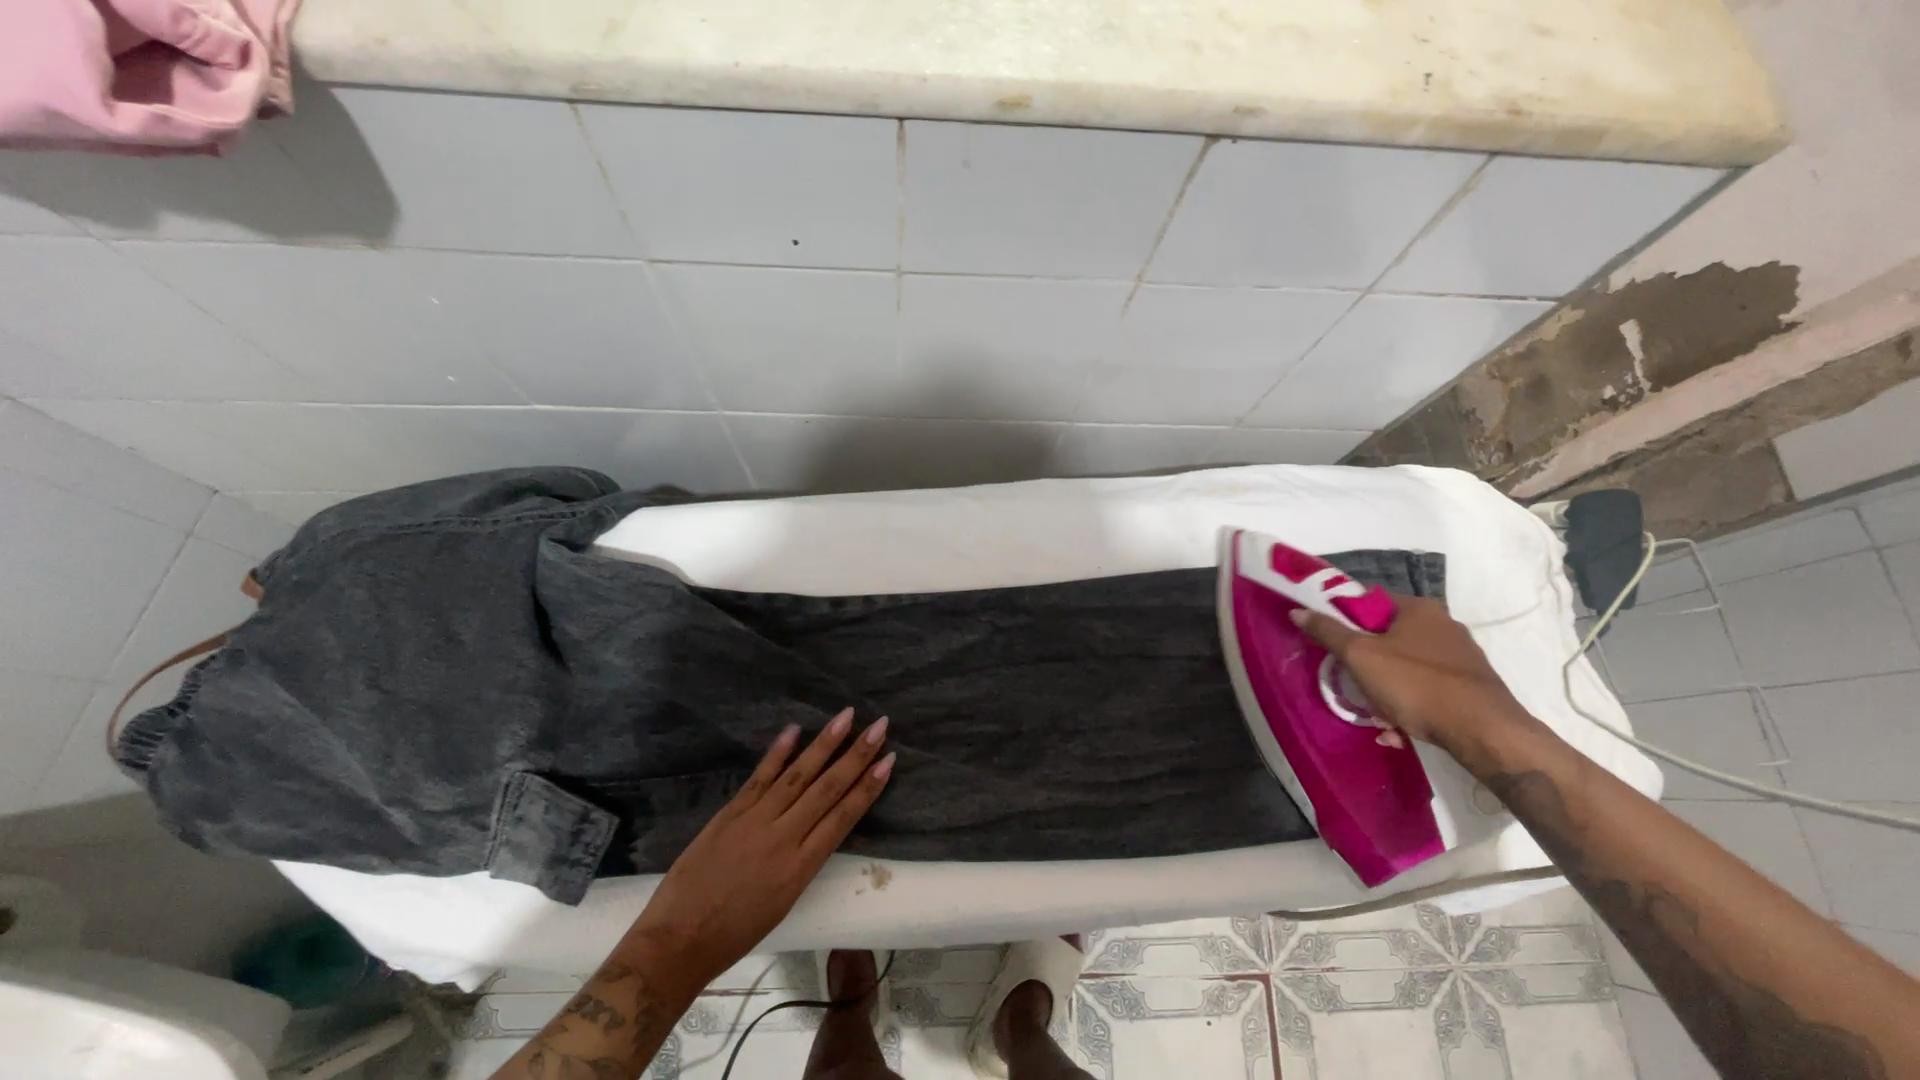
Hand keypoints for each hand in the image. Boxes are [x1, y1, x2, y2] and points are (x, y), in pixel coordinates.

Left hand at [628, 708, 894, 989]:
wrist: (680, 941)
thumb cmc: (734, 933)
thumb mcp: (782, 902)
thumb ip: (801, 862)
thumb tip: (815, 828)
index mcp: (801, 868)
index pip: (843, 817)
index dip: (868, 787)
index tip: (889, 760)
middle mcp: (784, 839)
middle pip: (827, 789)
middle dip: (856, 755)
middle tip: (880, 725)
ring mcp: (755, 822)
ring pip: (797, 776)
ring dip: (824, 743)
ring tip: (846, 717)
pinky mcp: (729, 814)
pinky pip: (759, 778)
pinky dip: (777, 753)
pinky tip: (794, 729)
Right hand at [1290, 595, 1531, 752]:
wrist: (1483, 730)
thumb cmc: (1416, 685)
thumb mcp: (1360, 656)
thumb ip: (1328, 632)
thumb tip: (1298, 611)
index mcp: (1419, 608)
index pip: (1370, 602)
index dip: (1346, 621)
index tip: (1334, 646)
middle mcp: (1444, 624)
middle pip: (1387, 638)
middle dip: (1366, 665)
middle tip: (1354, 685)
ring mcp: (1460, 656)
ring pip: (1405, 667)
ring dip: (1386, 690)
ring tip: (1378, 716)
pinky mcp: (1470, 685)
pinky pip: (1426, 689)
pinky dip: (1410, 704)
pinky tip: (1401, 728)